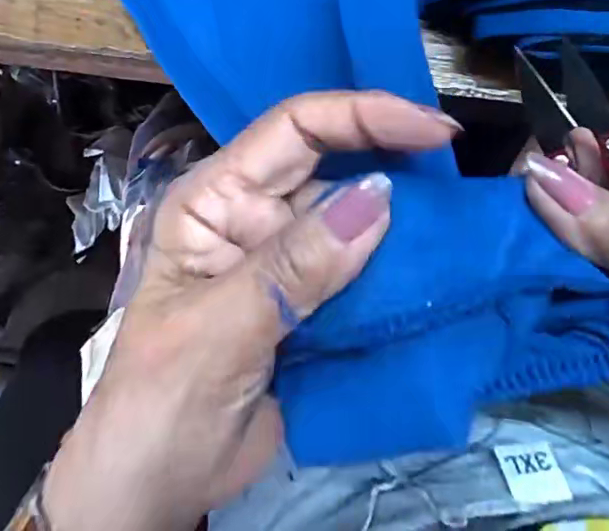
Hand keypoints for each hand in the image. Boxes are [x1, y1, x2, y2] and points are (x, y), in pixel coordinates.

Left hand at [42, 91, 460, 530]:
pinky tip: (436, 257)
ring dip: (403, 206)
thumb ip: (294, 266)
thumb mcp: (218, 331)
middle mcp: (255, 211)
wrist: (152, 493)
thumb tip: (380, 195)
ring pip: (354, 208)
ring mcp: (286, 253)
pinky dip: (400, 258)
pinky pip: (364, 261)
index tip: (429, 127)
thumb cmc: (157, 406)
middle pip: (330, 157)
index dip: (363, 116)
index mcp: (217, 196)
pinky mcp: (312, 294)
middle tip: (452, 154)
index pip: (294, 128)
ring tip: (456, 207)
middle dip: (391, 146)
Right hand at [522, 130, 608, 530]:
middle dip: (541, 229)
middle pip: (573, 200)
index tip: (509, 207)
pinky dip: (564, 325)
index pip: (598, 147)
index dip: (552, 165)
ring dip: (547, 280)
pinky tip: (555, 342)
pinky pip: (577, 309)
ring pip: (566, 256)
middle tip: (509, 266)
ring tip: (523, 306)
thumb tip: (537, 177)